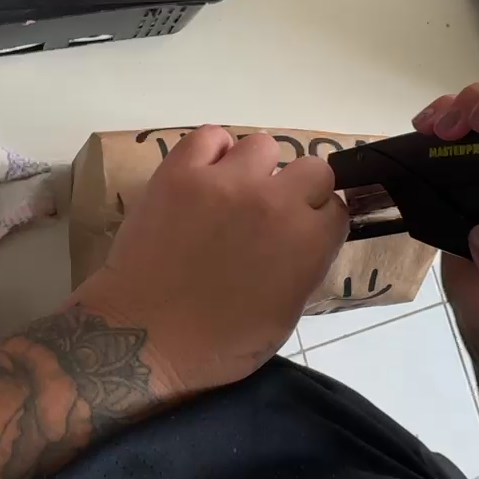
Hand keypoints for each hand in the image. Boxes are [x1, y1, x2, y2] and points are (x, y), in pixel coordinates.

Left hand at [71, 126, 347, 396]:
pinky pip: (210, 136)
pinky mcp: (182, 171)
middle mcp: (275, 202)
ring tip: (234, 193)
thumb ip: (306, 265)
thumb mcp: (285, 316)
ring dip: (256, 168)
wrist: (143, 337)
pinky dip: (212, 152)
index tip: (302, 231)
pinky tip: (206, 175)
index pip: (336, 208)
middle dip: (299, 190)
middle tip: (272, 212)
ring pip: (263, 145)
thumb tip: (308, 236)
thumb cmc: (219, 343)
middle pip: (314, 168)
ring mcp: (227, 182)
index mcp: (307, 243)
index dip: (318, 220)